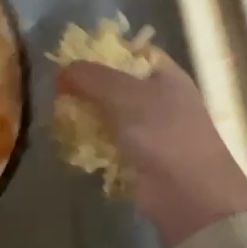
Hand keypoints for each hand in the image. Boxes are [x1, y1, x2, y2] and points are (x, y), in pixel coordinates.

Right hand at [57, 54, 246, 247]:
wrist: (190, 196)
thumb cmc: (163, 134)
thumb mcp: (123, 94)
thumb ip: (90, 76)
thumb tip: (61, 70)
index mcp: (165, 76)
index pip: (130, 52)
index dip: (101, 50)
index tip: (69, 56)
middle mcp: (159, 100)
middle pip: (114, 84)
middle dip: (85, 86)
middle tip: (57, 88)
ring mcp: (149, 132)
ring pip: (107, 114)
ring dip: (83, 115)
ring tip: (57, 116)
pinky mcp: (137, 159)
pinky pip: (106, 142)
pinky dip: (88, 142)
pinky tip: (69, 142)